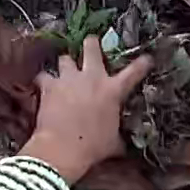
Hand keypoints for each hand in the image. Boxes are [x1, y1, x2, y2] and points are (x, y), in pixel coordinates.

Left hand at [22, 37, 152, 183]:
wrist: (63, 147)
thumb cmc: (93, 147)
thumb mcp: (113, 143)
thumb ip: (119, 139)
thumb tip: (123, 147)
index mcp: (113, 90)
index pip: (133, 72)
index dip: (142, 63)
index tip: (147, 58)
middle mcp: (92, 78)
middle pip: (92, 48)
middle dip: (91, 43)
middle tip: (91, 42)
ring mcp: (69, 79)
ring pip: (66, 58)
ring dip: (66, 64)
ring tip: (64, 69)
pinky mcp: (50, 86)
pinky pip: (44, 76)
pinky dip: (44, 80)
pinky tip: (42, 85)